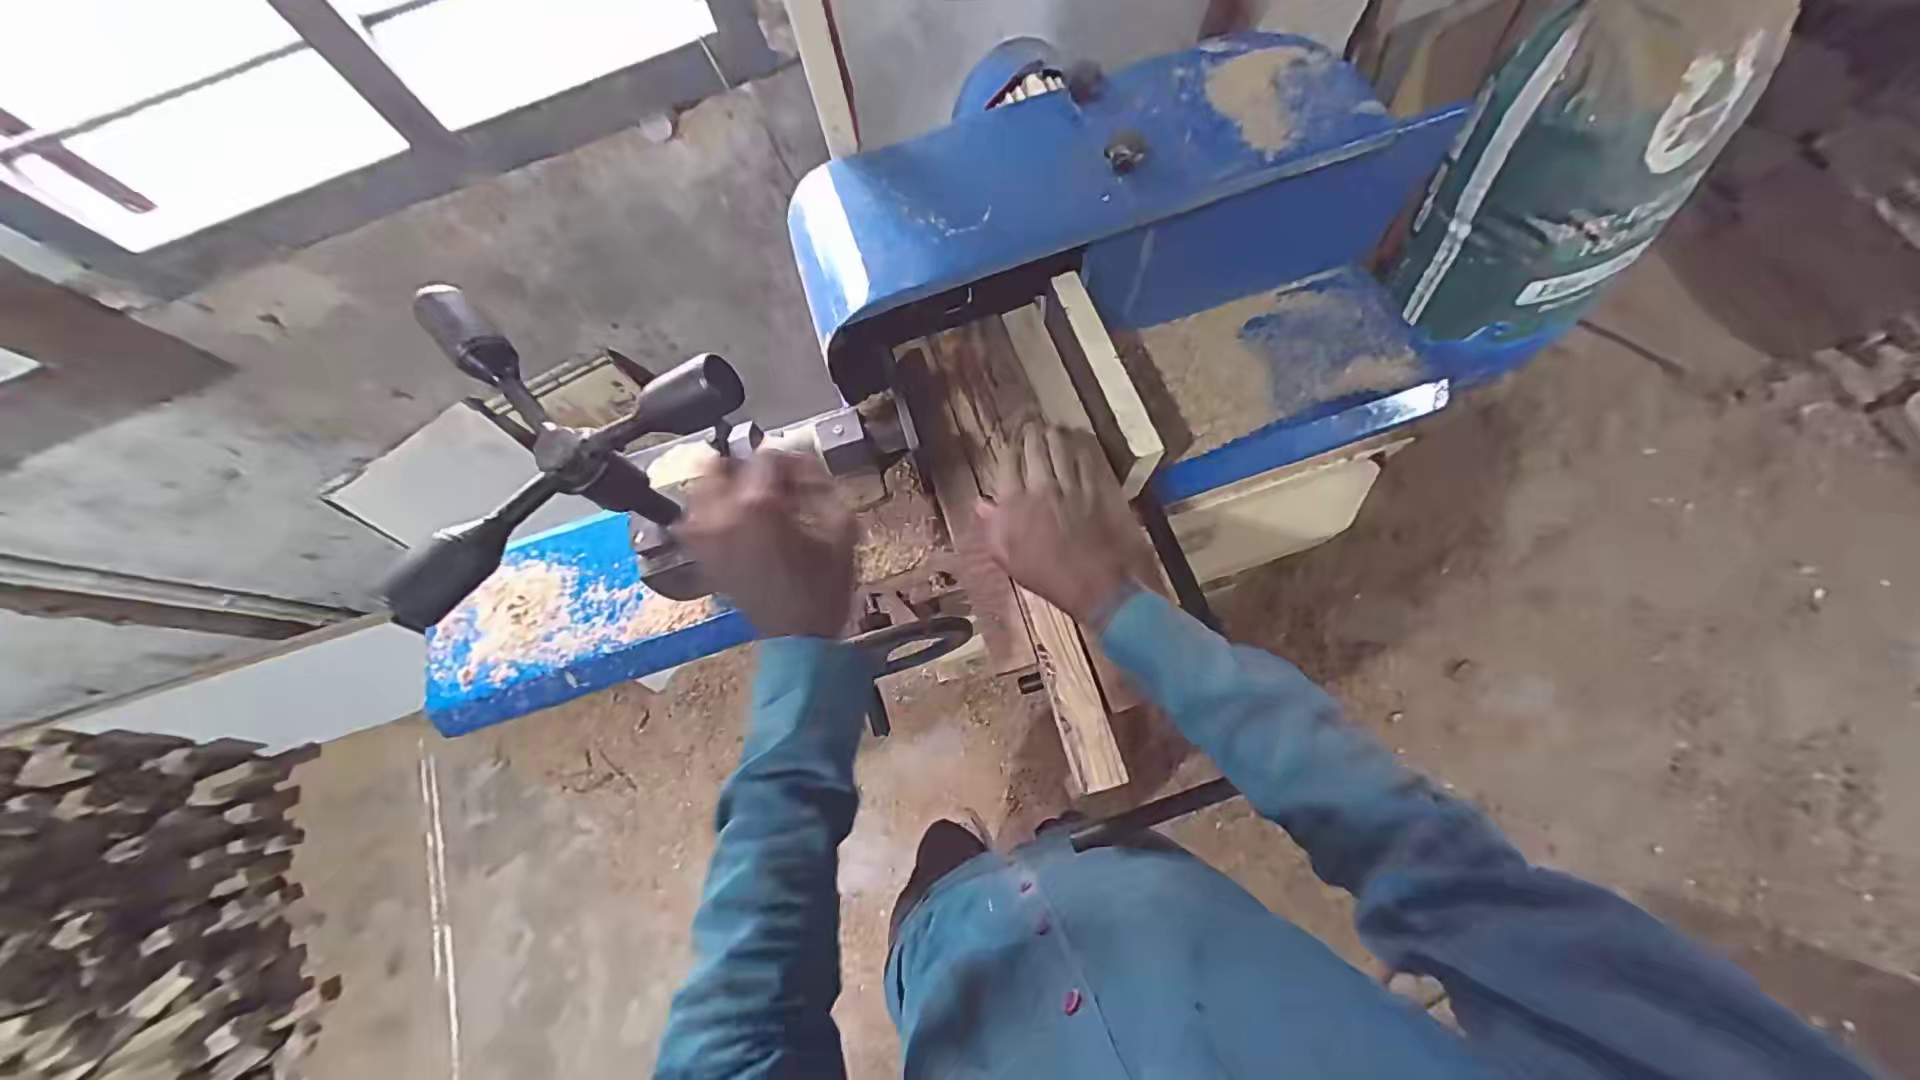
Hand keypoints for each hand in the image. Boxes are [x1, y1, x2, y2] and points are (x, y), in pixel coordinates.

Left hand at [674, 450, 855, 638]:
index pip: (767, 456)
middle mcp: (721, 514)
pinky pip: (695, 517)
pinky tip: (741, 524)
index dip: (793, 461)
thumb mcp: (840, 530)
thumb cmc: (824, 589)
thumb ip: (824, 489)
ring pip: (704, 486)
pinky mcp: (701, 554)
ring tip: (761, 506)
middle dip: (755, 470)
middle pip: (724, 463)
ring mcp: (704, 536)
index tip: (808, 476)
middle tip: (780, 487)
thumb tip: (807, 469)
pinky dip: (715, 511)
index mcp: (757, 505)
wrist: (799, 638)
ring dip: (732, 486)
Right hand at [976, 424, 1152, 626]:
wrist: (1096, 584)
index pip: (1007, 463)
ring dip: (1054, 436)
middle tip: (1030, 428)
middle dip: (1030, 435)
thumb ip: (992, 527)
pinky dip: (1080, 448)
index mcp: (1014, 503)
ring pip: (1060, 448)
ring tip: (1051, 430)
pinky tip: (1077, 443)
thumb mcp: (1008, 558)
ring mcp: (1071, 485)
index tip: (1011, 445)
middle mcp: (1041, 487)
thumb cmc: (1047, 577)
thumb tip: (980, 503)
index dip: (1009, 450)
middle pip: (1033, 448)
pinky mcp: (1096, 488)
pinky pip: (1086, 459)